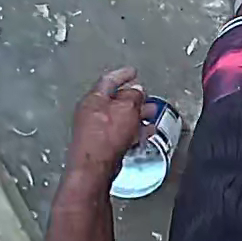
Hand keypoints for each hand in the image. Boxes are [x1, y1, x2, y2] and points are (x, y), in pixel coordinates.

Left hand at [64, 67, 156, 186]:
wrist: (95, 168)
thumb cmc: (105, 138)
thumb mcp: (127, 109)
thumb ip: (134, 96)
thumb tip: (137, 90)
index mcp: (93, 100)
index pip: (109, 81)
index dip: (123, 75)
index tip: (132, 72)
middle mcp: (91, 113)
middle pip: (116, 100)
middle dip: (134, 98)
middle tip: (146, 96)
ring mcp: (96, 130)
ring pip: (120, 117)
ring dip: (136, 115)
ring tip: (150, 115)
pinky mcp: (102, 144)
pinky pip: (120, 131)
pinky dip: (133, 130)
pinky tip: (143, 133)